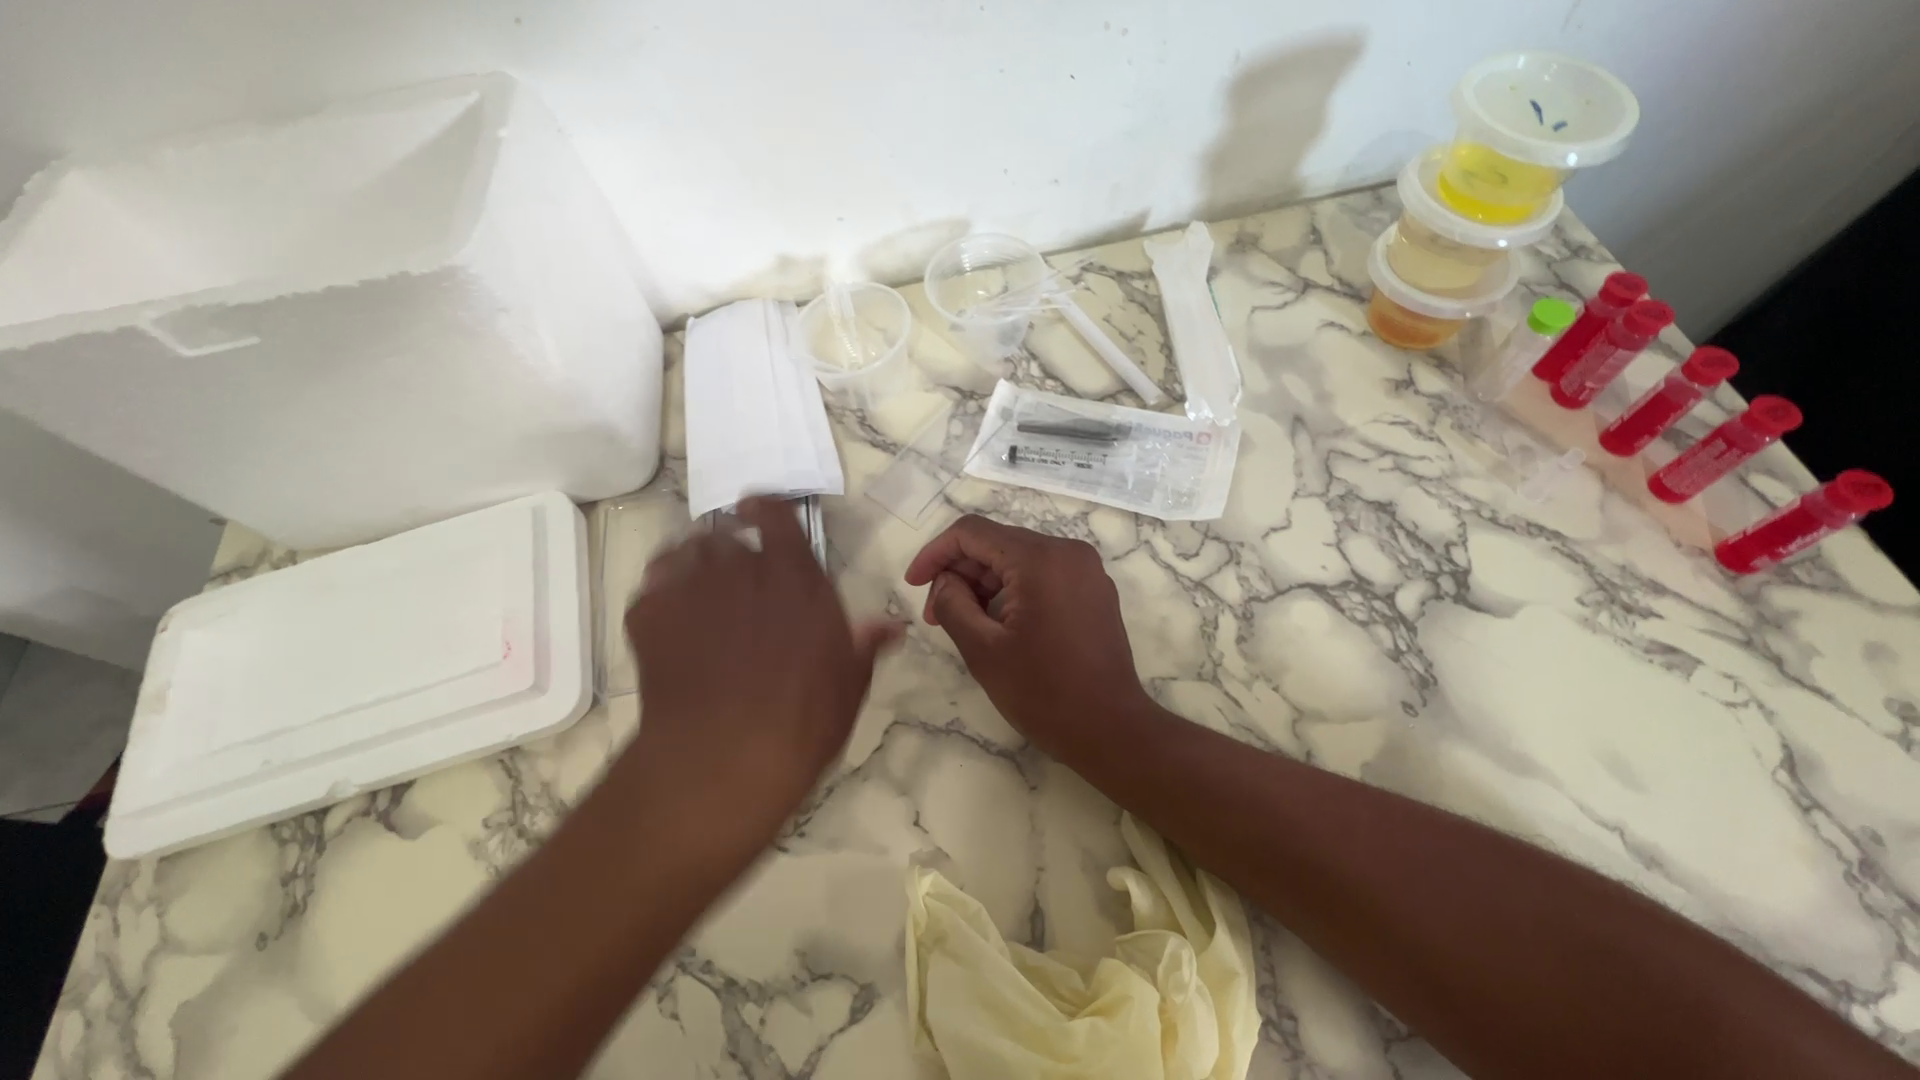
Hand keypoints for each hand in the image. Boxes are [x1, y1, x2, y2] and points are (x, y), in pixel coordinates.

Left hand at [623, 497, 901, 844]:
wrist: (722, 758)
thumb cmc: (801, 722)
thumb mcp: (848, 685)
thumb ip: (864, 644)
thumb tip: (891, 624)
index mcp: (794, 578)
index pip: (776, 516)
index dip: (764, 508)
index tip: (756, 511)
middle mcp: (741, 569)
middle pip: (726, 535)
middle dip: (729, 546)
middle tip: (732, 573)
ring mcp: (690, 589)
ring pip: (686, 552)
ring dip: (694, 564)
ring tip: (697, 589)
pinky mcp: (650, 615)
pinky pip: (652, 586)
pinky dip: (661, 593)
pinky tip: (669, 617)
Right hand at [904, 515, 1150, 755]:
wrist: (1111, 729)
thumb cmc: (1043, 692)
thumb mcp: (983, 650)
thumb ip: (952, 605)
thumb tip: (945, 582)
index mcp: (1040, 559)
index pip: (972, 532)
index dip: (935, 554)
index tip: (914, 585)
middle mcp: (1068, 552)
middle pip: (997, 543)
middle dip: (960, 573)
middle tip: (936, 616)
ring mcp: (1086, 571)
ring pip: (1019, 559)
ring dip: (984, 583)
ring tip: (964, 623)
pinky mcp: (1094, 591)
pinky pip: (1043, 575)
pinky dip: (1013, 590)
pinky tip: (997, 624)